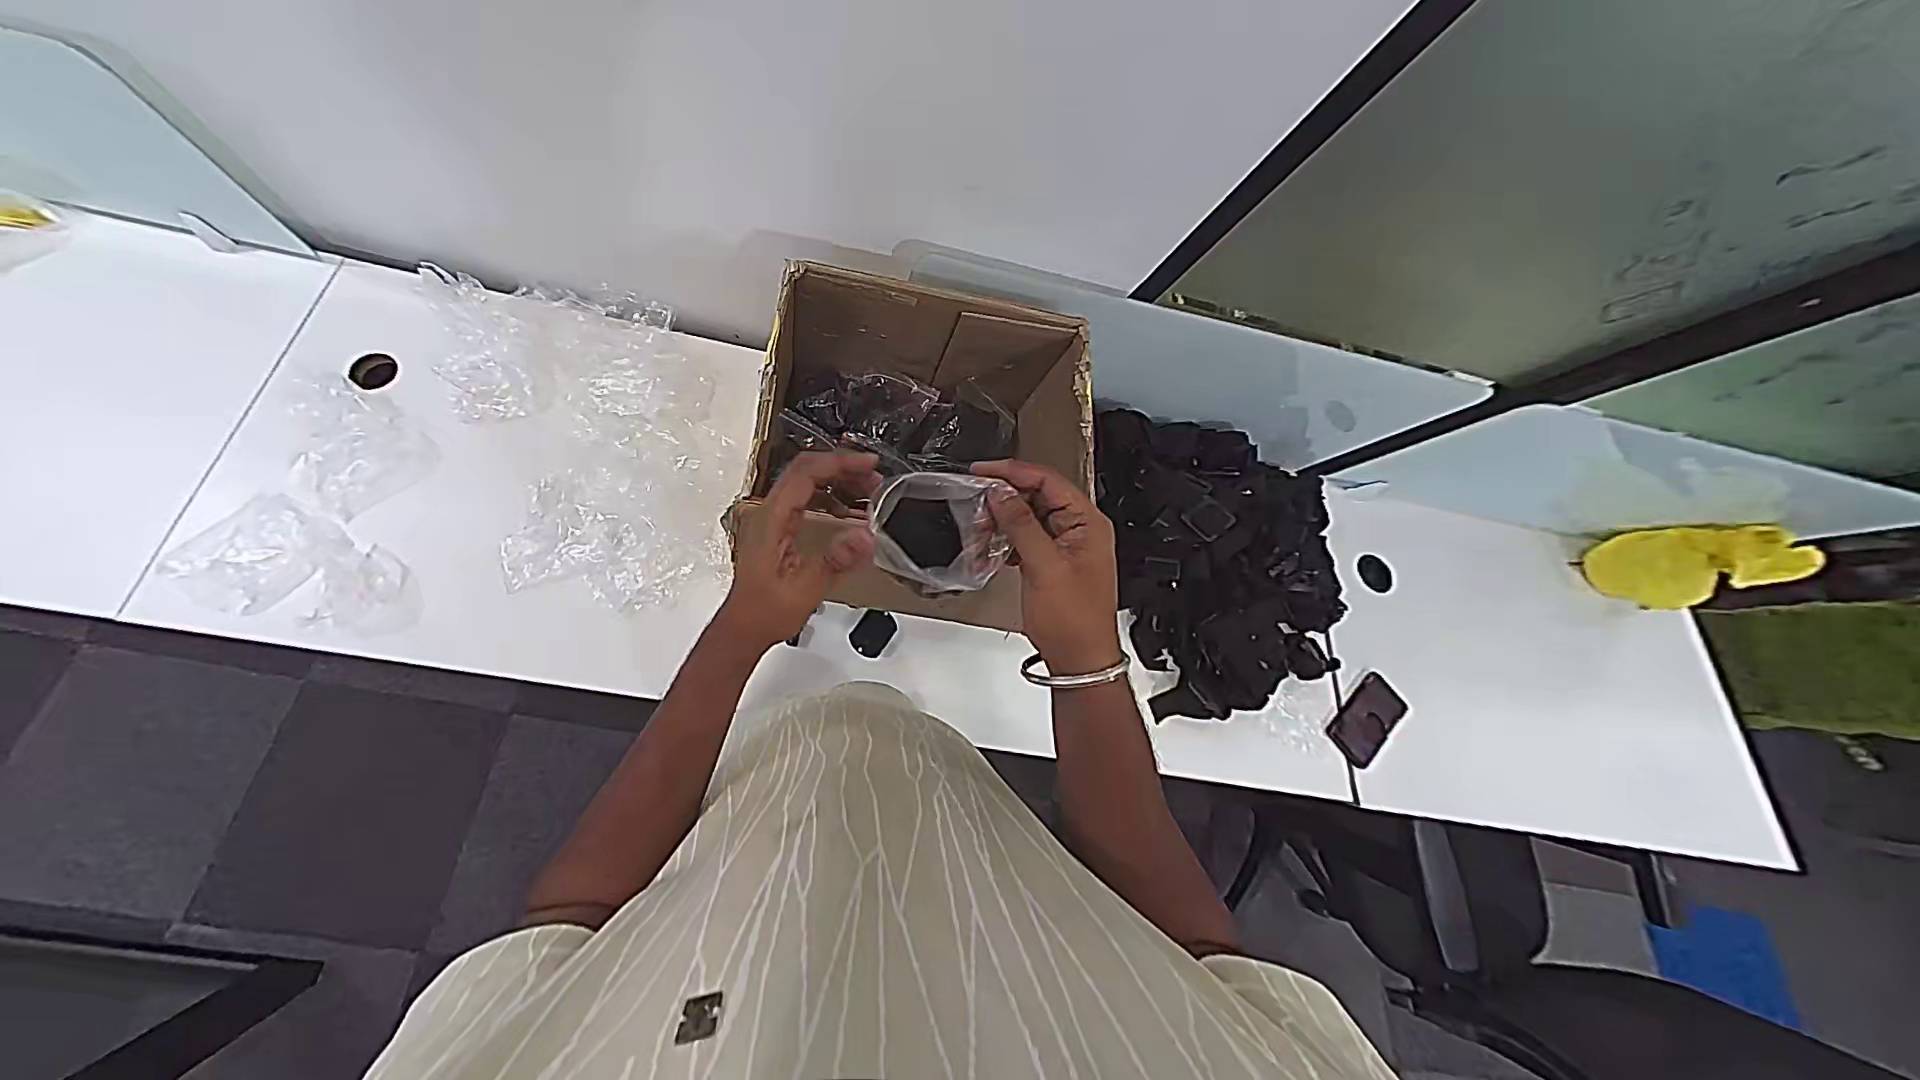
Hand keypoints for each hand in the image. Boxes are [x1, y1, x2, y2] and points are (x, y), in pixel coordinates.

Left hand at [716, 451, 879, 650]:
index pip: (806, 472)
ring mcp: (774, 519)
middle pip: (808, 471)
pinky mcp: (781, 529)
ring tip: (869, 492)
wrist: (745, 627)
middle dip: (845, 469)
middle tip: (875, 478)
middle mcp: (770, 513)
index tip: (867, 464)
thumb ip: (836, 560)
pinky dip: (833, 499)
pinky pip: (808, 501)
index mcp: (771, 518)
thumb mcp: (806, 588)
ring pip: (809, 484)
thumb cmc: (763, 611)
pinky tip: (851, 513)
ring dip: (840, 482)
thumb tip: (865, 536)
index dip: (840, 462)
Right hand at [972, 459, 1122, 674]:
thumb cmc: (1074, 621)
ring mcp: (1066, 546)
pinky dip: (1007, 539)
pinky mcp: (1052, 561)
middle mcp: (1079, 529)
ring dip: (1003, 520)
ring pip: (1028, 517)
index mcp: (1087, 523)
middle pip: (1037, 496)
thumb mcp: (1044, 566)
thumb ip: (1021, 525)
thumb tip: (1000, 493)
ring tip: (981, 528)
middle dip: (1004, 499)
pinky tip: (993, 547)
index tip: (984, 472)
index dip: (1013, 472)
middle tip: (977, 502)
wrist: (1078, 659)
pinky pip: (1026, 538)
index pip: (1048, 480)